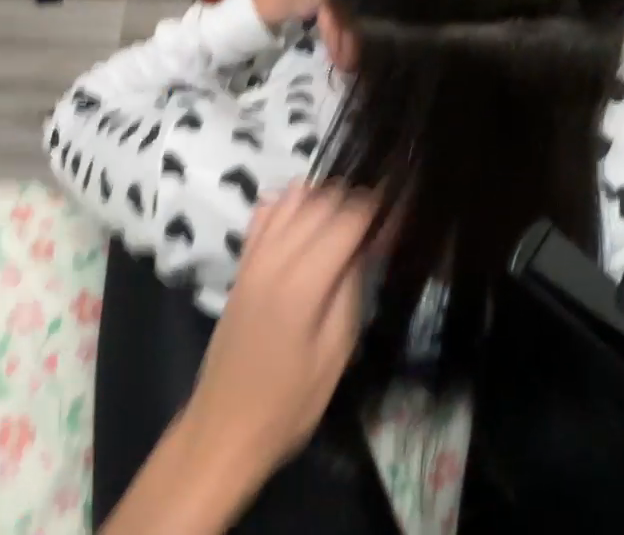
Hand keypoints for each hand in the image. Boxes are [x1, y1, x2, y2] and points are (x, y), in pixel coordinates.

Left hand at [176, 185, 374, 476]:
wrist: (225, 426)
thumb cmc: (289, 402)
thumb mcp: (336, 353)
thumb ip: (351, 290)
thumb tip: (368, 244)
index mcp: (302, 283)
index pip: (345, 221)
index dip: (375, 208)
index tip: (399, 207)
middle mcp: (273, 259)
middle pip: (317, 204)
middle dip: (352, 199)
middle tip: (380, 213)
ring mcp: (251, 260)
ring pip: (288, 202)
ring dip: (321, 198)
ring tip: (349, 212)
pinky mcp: (240, 267)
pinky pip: (262, 217)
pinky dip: (286, 204)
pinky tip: (304, 213)